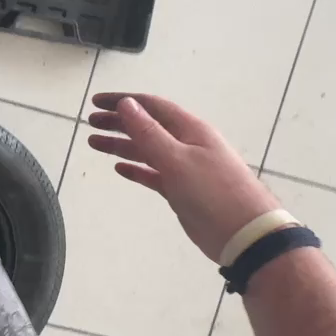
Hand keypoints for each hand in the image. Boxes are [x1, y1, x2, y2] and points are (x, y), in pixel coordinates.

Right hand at [85, 92, 280, 262]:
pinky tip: (120, 169)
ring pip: (146, 150)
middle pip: (147, 126)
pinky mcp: (181, 190)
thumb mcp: (176, 159)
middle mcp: (186, 144)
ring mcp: (184, 168)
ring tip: (95, 142)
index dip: (123, 101)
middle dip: (118, 122)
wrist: (244, 234)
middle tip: (91, 122)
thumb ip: (148, 132)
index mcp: (189, 130)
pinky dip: (136, 169)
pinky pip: (153, 173)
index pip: (151, 106)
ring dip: (121, 145)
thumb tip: (126, 103)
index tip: (96, 102)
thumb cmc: (212, 192)